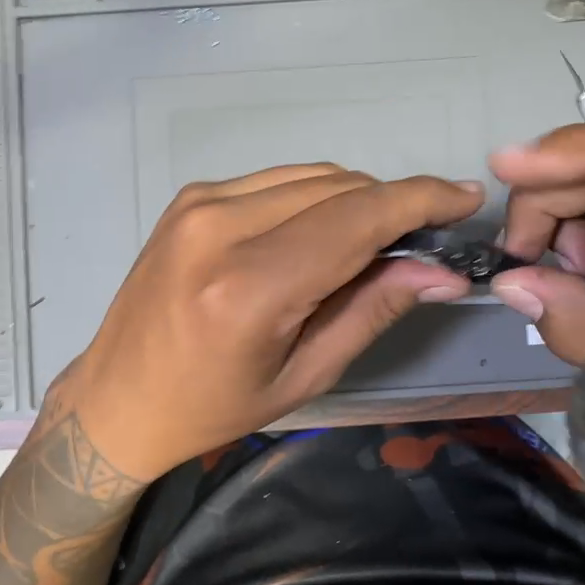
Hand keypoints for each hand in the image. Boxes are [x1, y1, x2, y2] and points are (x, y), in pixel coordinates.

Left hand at [56, 164, 483, 481]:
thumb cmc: (213, 407)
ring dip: (354, 201)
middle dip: (391, 207)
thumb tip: (442, 271)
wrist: (119, 398)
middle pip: (339, 187)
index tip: (466, 199)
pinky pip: (276, 181)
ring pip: (310, 177)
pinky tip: (315, 237)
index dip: (421, 201)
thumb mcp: (303, 375)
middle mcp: (220, 227)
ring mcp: (199, 204)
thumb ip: (373, 310)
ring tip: (368, 248)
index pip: (356, 218)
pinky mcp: (190, 198)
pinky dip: (312, 199)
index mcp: (249, 287)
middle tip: (417, 248)